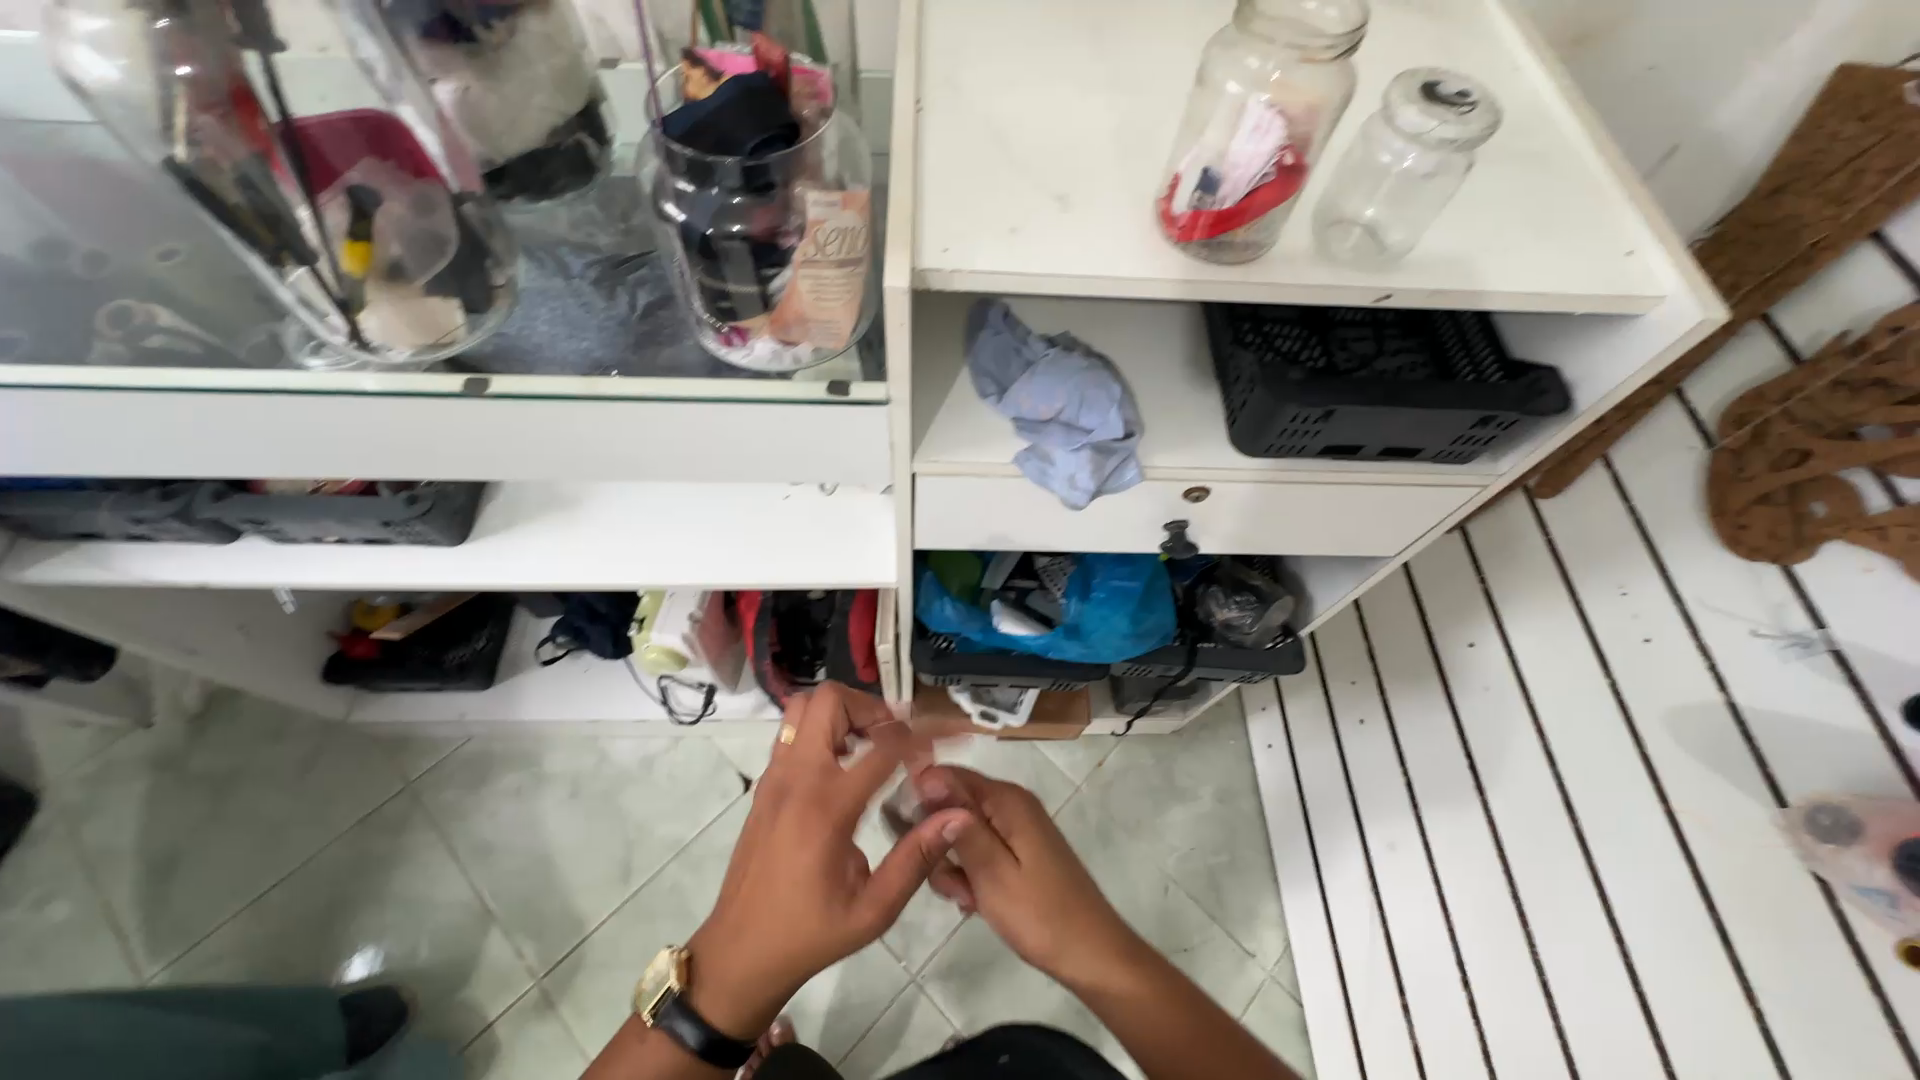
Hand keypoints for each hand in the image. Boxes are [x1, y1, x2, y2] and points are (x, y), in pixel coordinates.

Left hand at [684, 683, 970, 1038]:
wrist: (740, 953)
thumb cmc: (811, 934)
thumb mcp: (874, 909)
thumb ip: (917, 858)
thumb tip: (958, 816)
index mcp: (827, 806)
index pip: (884, 746)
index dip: (923, 734)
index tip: (948, 737)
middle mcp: (797, 778)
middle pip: (830, 700)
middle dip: (871, 708)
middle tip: (897, 740)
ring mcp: (774, 777)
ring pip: (805, 707)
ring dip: (843, 713)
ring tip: (870, 747)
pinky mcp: (765, 785)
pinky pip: (792, 732)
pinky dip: (822, 729)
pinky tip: (844, 766)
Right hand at [913, 765, 1143, 988]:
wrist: (1090, 954)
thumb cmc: (1039, 915)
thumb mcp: (992, 873)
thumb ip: (961, 826)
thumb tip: (929, 779)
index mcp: (1007, 800)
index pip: (946, 775)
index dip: (921, 800)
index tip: (908, 836)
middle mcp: (1012, 803)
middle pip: (953, 803)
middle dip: (939, 839)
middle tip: (949, 879)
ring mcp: (1017, 827)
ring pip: (963, 830)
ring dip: (955, 863)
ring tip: (967, 897)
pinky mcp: (1020, 850)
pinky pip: (981, 848)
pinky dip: (972, 873)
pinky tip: (976, 901)